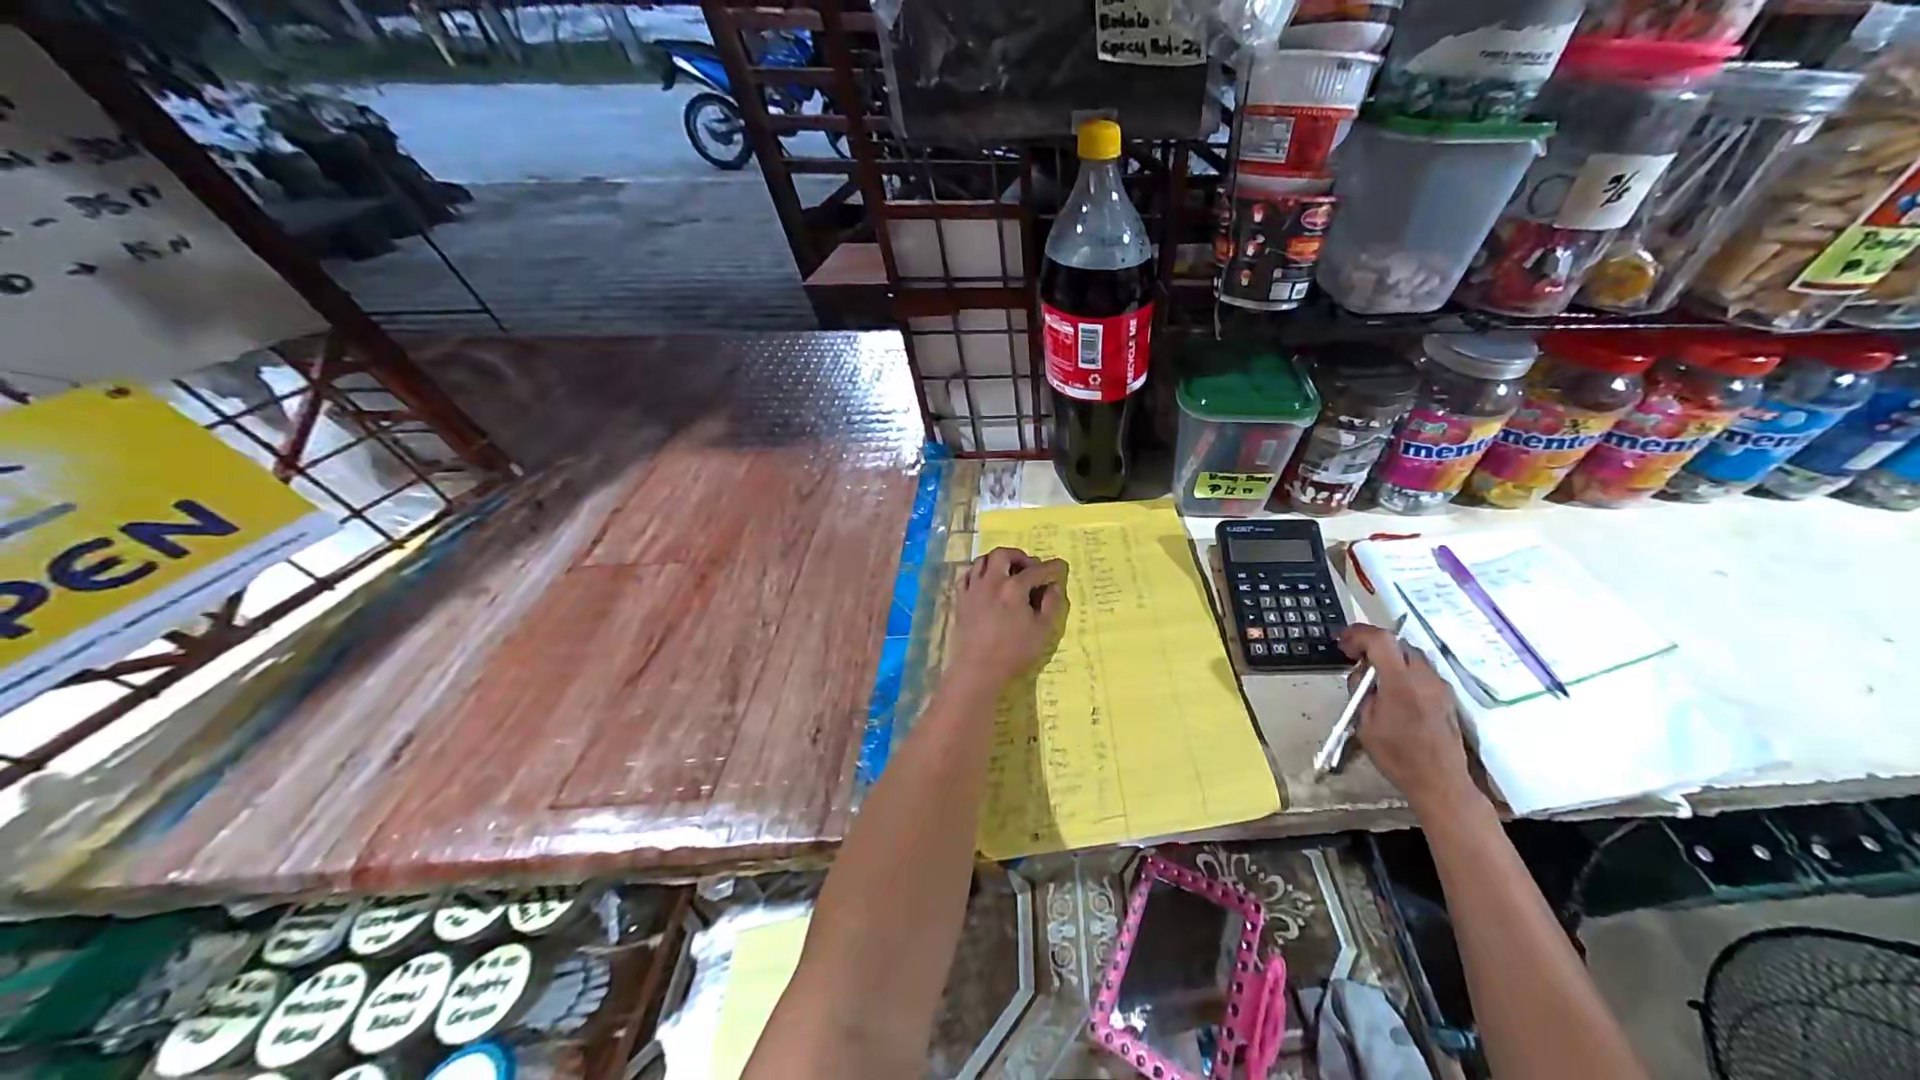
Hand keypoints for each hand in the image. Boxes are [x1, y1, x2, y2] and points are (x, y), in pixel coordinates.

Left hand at [947, 547, 1068, 688]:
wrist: (976, 670)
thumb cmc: (1013, 653)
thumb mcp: (1043, 631)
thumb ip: (1052, 604)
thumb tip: (1054, 586)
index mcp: (1014, 588)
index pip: (1037, 570)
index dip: (1052, 568)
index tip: (1061, 567)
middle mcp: (991, 581)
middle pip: (1003, 554)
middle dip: (1020, 557)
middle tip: (1030, 569)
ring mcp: (972, 589)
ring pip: (982, 560)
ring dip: (998, 561)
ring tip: (1008, 573)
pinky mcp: (960, 599)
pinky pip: (967, 575)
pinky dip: (979, 572)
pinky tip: (986, 583)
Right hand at [1339, 623, 1478, 814]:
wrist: (1441, 782)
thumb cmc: (1397, 756)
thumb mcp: (1364, 722)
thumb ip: (1361, 690)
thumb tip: (1361, 671)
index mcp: (1400, 683)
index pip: (1381, 640)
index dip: (1358, 634)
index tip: (1343, 643)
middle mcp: (1424, 677)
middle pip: (1397, 643)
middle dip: (1372, 644)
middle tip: (1354, 656)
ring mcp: (1439, 685)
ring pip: (1411, 655)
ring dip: (1389, 656)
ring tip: (1373, 674)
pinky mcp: (1447, 695)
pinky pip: (1421, 670)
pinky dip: (1403, 669)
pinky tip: (1393, 688)